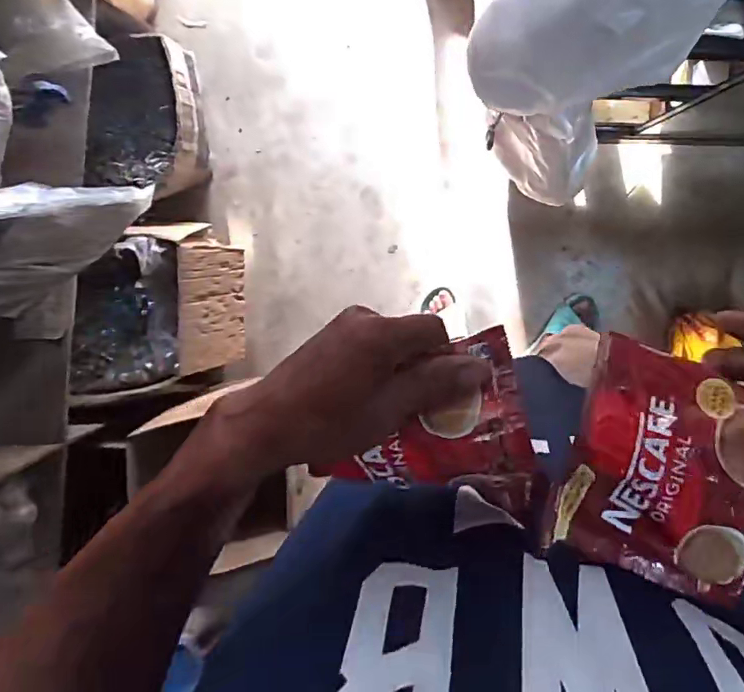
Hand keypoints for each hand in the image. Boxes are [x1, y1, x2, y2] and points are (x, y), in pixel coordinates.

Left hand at [210, 306, 488, 474]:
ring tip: (389, 410)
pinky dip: (378, 370)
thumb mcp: (390, 409)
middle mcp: (365, 317)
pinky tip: (362, 402)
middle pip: (413, 337)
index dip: (448, 361)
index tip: (444, 394)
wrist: (263, 426)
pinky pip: (369, 348)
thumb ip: (436, 384)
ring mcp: (343, 326)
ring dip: (400, 372)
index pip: (435, 330)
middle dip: (423, 370)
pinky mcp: (328, 339)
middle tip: (419, 408)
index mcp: (383, 330)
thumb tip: (481, 368)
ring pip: (391, 345)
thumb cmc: (330, 421)